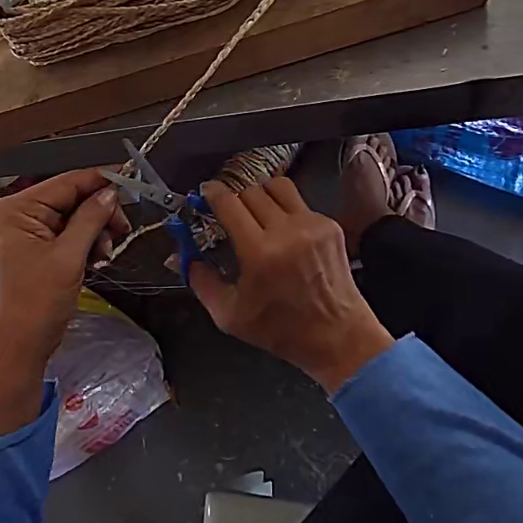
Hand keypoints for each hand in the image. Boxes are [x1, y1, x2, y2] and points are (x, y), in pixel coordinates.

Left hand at [0, 168, 128, 436]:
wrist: (13, 353)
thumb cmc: (34, 305)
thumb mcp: (68, 257)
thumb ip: (91, 218)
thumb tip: (111, 192)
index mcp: (16, 208)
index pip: (67, 182)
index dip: (100, 180)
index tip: (131, 182)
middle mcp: (17, 214)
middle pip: (71, 198)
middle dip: (99, 213)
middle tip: (121, 231)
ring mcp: (24, 234)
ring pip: (73, 218)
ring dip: (94, 232)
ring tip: (103, 256)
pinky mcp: (33, 251)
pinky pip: (66, 236)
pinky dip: (85, 244)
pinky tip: (95, 260)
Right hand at [188, 178, 394, 393]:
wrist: (337, 335)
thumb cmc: (281, 330)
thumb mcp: (230, 316)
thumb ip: (201, 283)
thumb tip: (184, 257)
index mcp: (259, 252)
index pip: (229, 203)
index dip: (213, 192)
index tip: (207, 191)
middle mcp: (286, 231)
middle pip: (250, 191)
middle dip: (235, 198)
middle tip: (230, 212)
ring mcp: (311, 225)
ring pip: (277, 186)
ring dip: (261, 194)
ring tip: (257, 212)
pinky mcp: (329, 225)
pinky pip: (299, 203)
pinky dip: (285, 210)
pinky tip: (283, 231)